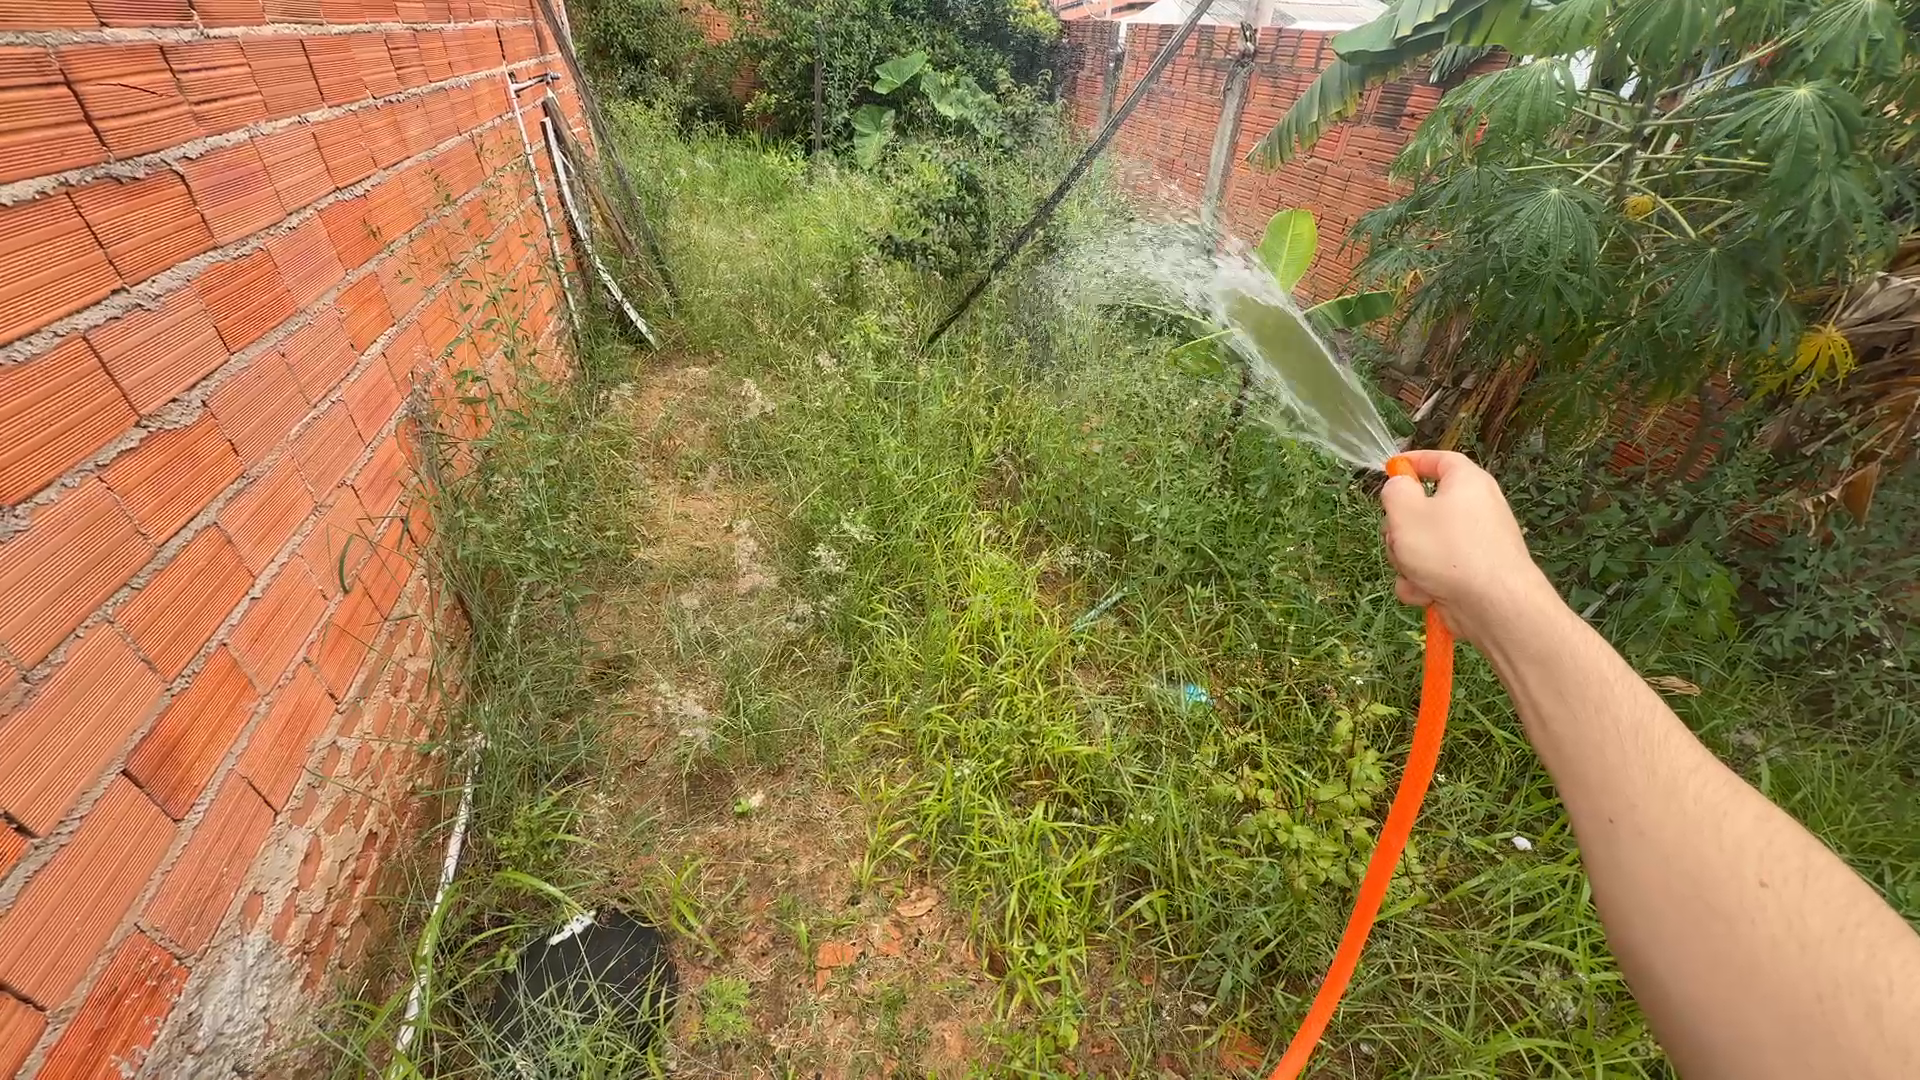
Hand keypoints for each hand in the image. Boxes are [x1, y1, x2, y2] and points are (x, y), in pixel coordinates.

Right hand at [1379, 450, 1558, 646]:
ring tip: (1414, 572)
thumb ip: (1394, 490)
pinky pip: (1433, 568)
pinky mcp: (1470, 571)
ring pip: (1422, 542)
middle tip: (1396, 536)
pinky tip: (1426, 591)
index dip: (1414, 461)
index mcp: (1467, 483)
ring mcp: (1473, 542)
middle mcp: (1475, 508)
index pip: (1440, 459)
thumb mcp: (1405, 512)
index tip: (1391, 468)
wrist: (1493, 604)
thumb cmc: (1447, 550)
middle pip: (1423, 507)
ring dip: (1407, 558)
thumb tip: (1399, 487)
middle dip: (1400, 526)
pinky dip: (1422, 580)